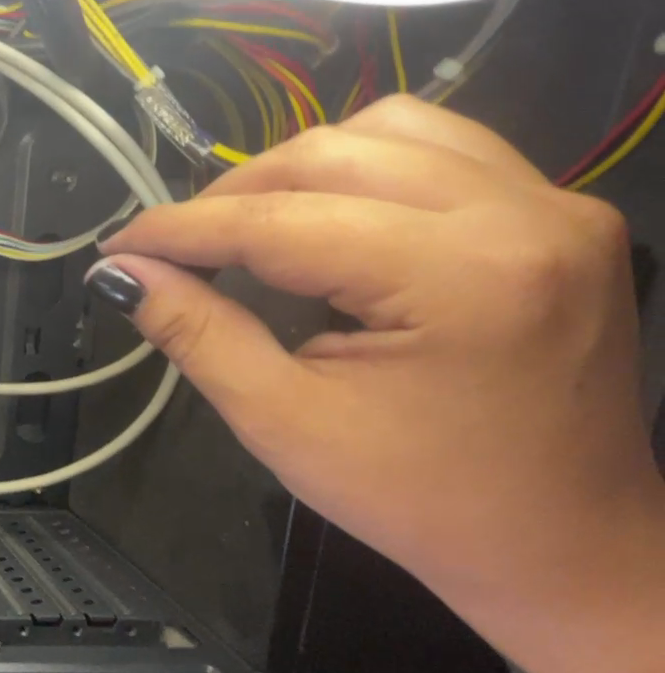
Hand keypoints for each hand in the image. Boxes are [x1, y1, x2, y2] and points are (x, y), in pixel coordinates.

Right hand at [90, 96, 664, 651]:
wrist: (559, 542)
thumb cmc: (411, 497)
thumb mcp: (280, 419)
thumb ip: (196, 333)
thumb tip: (119, 275)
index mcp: (459, 276)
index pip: (280, 221)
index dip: (180, 229)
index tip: (114, 248)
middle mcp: (522, 214)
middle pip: (334, 153)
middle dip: (230, 195)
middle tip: (169, 250)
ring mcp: (554, 206)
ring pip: (390, 130)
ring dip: (293, 170)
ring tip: (239, 229)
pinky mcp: (558, 216)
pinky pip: (440, 150)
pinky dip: (357, 170)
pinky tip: (320, 218)